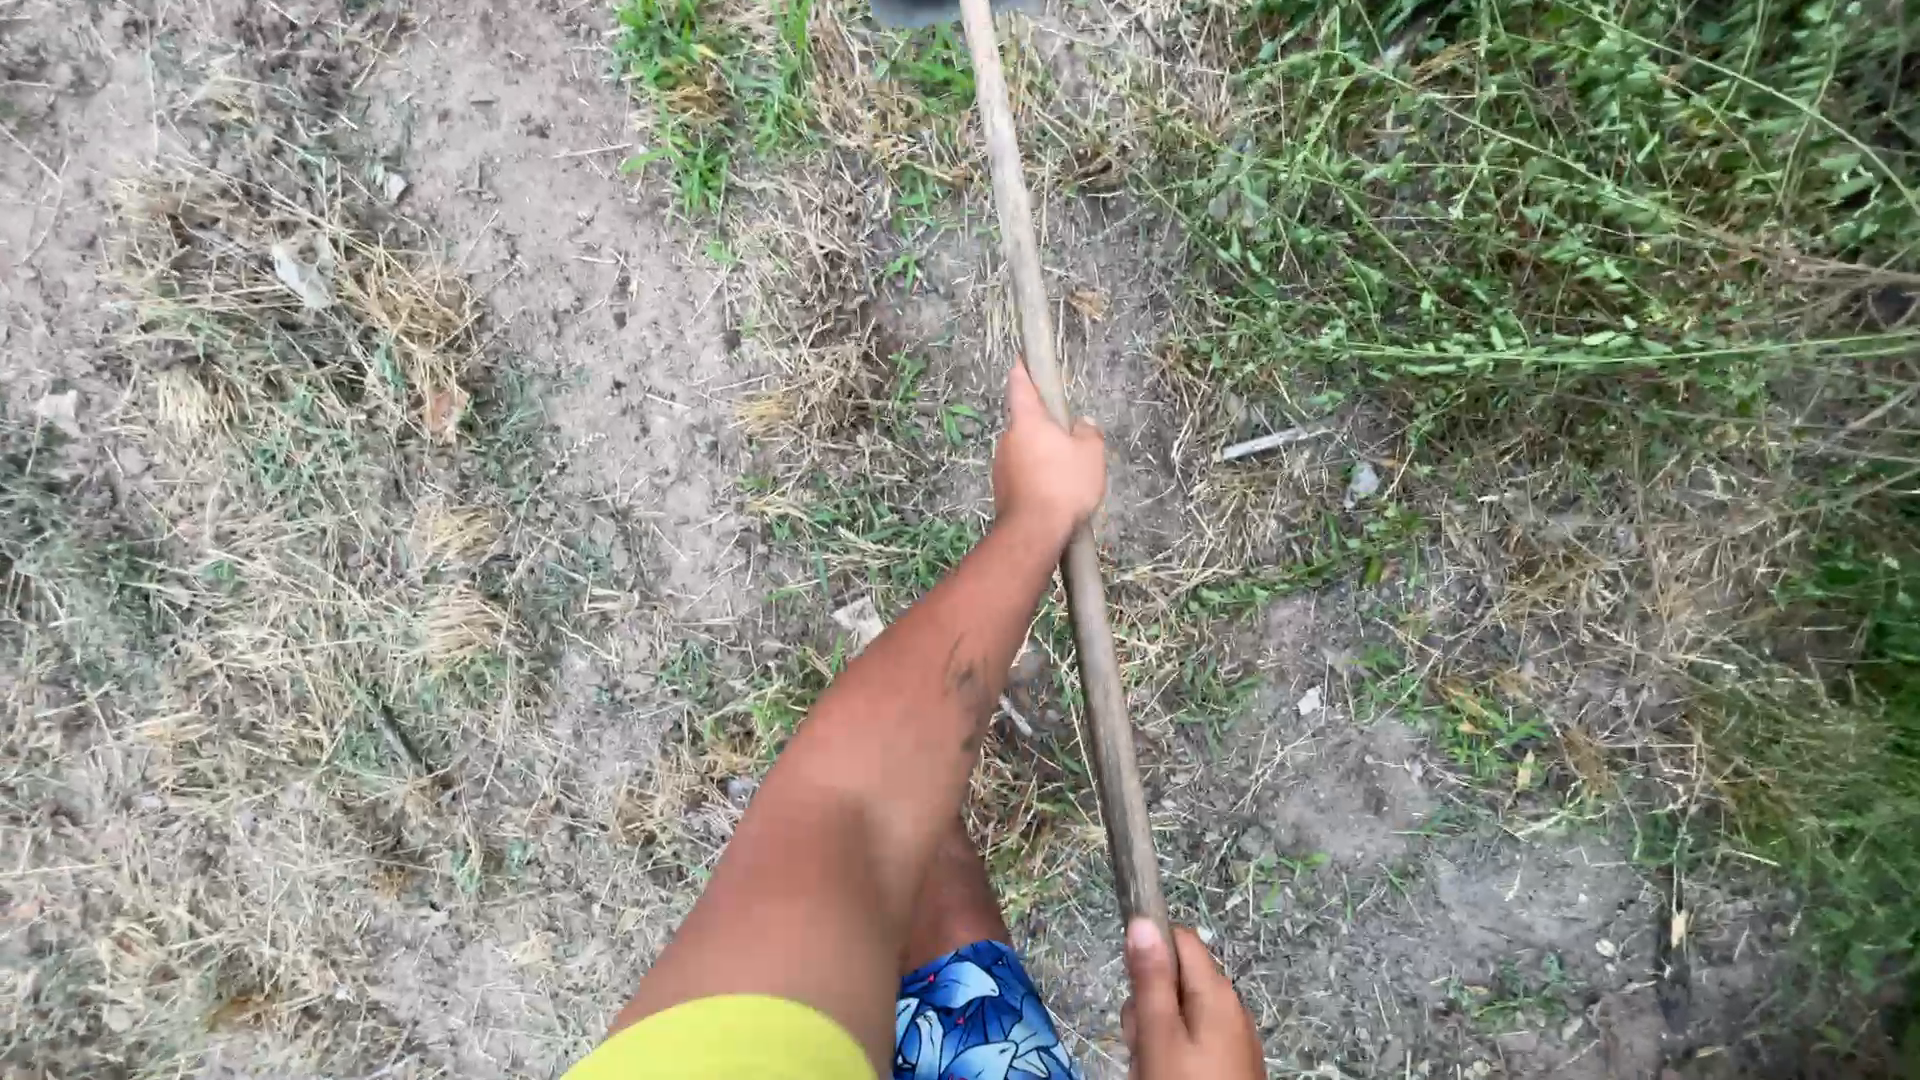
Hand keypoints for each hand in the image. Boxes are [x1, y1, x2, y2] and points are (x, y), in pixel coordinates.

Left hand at [992, 360, 1105, 539]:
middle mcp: (1008, 439)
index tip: (1022, 360)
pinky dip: (1036, 477)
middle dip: (1045, 427)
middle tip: (1069, 439)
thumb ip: (1089, 433)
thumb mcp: (1090, 454)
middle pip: (1026, 423)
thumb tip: (1082, 425)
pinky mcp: (1002, 489)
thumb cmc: (1064, 484)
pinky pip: (1022, 474)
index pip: (1021, 385)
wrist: (1034, 531)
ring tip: (1066, 475)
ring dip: (1042, 456)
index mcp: (1027, 421)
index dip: (1023, 370)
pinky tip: (1054, 493)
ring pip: (1025, 451)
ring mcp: (1001, 465)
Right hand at [1121, 919, 1263, 1079]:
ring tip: (1149, 1067)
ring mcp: (1232, 1039)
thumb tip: (1141, 920)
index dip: (1149, 951)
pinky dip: (1171, 1054)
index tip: (1130, 983)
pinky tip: (1162, 1077)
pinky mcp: (1229, 1065)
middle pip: (1174, 978)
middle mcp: (1230, 1007)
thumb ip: (1149, 978)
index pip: (1178, 938)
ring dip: (1153, 1034)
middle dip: (1147, 1003)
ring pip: (1177, 1014)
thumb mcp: (1159, 1036)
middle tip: (1140, 1041)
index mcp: (1216, 992)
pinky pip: (1191, 1042)